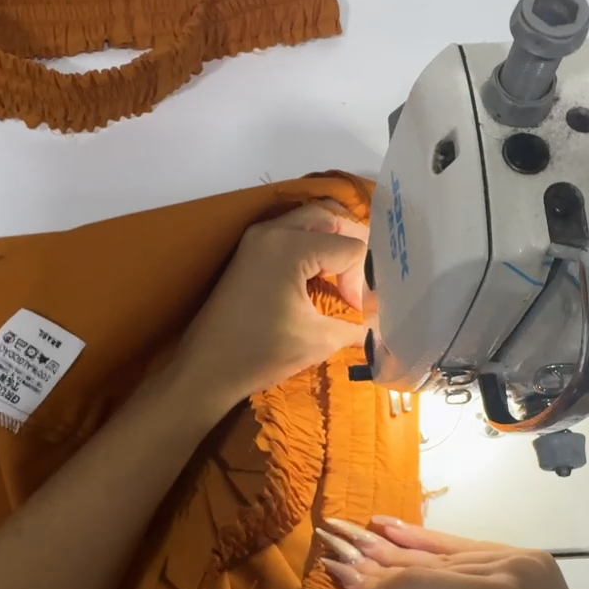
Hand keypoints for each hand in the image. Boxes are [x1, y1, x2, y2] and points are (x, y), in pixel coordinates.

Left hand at [167, 201, 368, 413]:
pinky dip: (312, 248)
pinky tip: (321, 278)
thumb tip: (382, 325)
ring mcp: (257, 238)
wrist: (206, 369)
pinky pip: (291, 234)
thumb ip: (356, 326)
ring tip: (344, 280)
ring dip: (333, 245)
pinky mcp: (249, 251)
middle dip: (353, 249)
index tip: (356, 310)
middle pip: (330, 220)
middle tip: (363, 283)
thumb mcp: (318, 340)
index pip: (350, 247)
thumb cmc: (260, 354)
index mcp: (290, 247)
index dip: (362, 279)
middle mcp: (272, 231)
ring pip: (310, 223)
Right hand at [318, 518, 588, 588]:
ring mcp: (524, 558)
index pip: (420, 583)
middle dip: (382, 553)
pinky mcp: (530, 561)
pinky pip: (472, 551)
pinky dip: (439, 547)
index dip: (375, 580)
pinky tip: (407, 532)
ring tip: (366, 526)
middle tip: (337, 535)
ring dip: (406, 545)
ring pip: (450, 550)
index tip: (334, 571)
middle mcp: (512, 566)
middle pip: (432, 560)